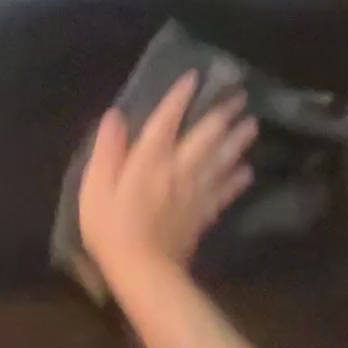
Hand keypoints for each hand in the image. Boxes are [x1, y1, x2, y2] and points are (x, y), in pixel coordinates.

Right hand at [80, 71, 257, 285]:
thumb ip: (108, 149)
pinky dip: (237, 177)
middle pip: (206, 136)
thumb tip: (116, 116)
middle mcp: (179, 170)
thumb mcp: (95, 185)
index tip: (194, 76)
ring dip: (238, 140)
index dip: (180, 97)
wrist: (142, 271)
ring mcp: (196, 192)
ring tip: (251, 123)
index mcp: (150, 159)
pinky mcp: (204, 213)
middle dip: (222, 114)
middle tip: (239, 95)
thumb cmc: (109, 225)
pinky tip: (246, 169)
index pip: (167, 120)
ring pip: (223, 159)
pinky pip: (226, 190)